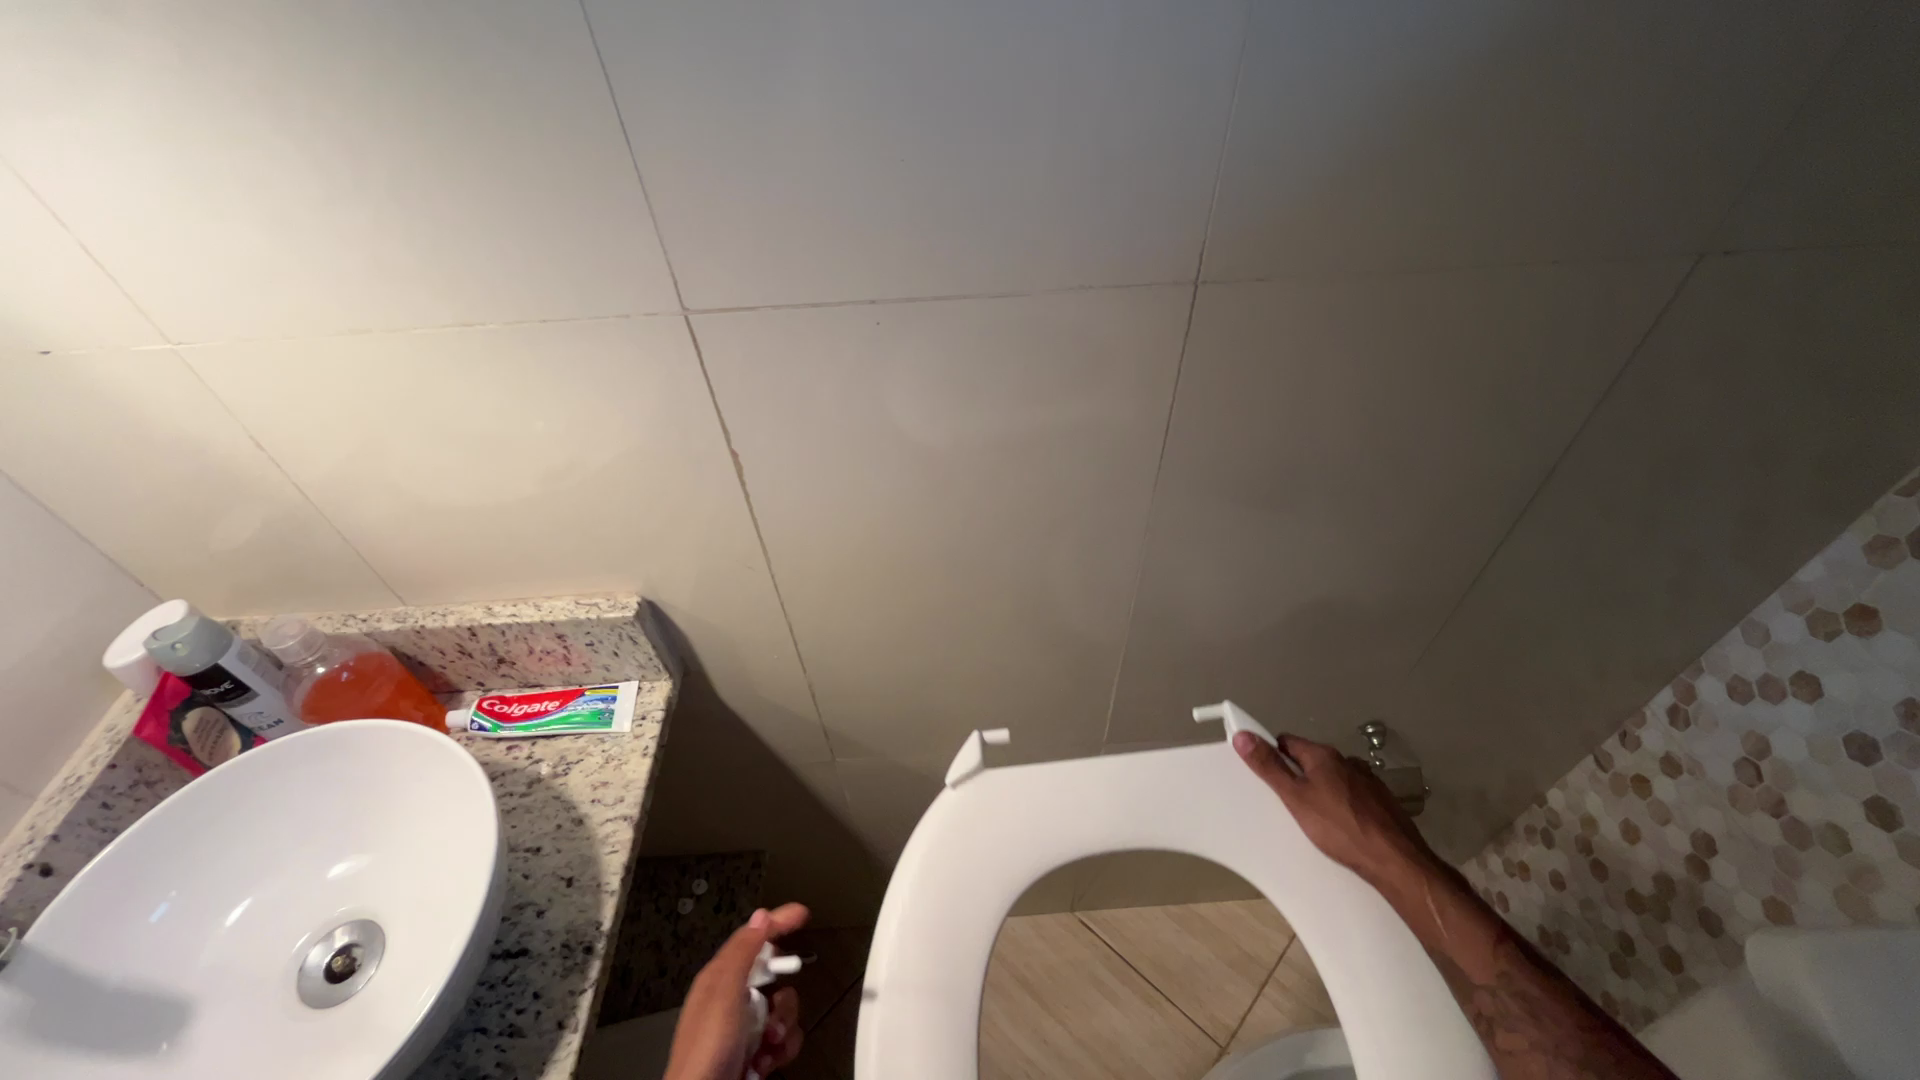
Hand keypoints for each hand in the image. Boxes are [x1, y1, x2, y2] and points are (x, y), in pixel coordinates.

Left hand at [664, 903, 809, 1079]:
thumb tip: (761, 917)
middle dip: (784, 994)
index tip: (802, 913)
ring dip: (783, 1026)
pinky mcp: (756, 1052)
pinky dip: (781, 1049)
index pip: (752, 938)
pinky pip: (784, 1038)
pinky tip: (766, 1062)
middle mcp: (732, 1000)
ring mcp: (745, 1028)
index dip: (777, 923)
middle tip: (775, 1012)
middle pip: (774, 977)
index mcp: (719, 979)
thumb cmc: (707, 1048)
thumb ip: (743, 952)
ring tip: (769, 1044)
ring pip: (783, 1008)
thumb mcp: (724, 992)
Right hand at [1232, 730, 1435, 890]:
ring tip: (1314, 817)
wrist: (1394, 861)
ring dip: (1321, 790)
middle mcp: (1348, 762)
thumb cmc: (1339, 828)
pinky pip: (1352, 795)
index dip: (1272, 755)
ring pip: (1333, 779)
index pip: (1287, 742)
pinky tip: (1341, 826)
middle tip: (1287, 801)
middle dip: (1297, 776)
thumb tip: (1243, 736)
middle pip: (1311, 760)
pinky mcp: (1383, 801)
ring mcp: (1369, 781)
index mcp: (1324, 756)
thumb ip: (1269, 767)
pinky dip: (1342, 804)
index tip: (1266, 775)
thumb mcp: (1295, 798)